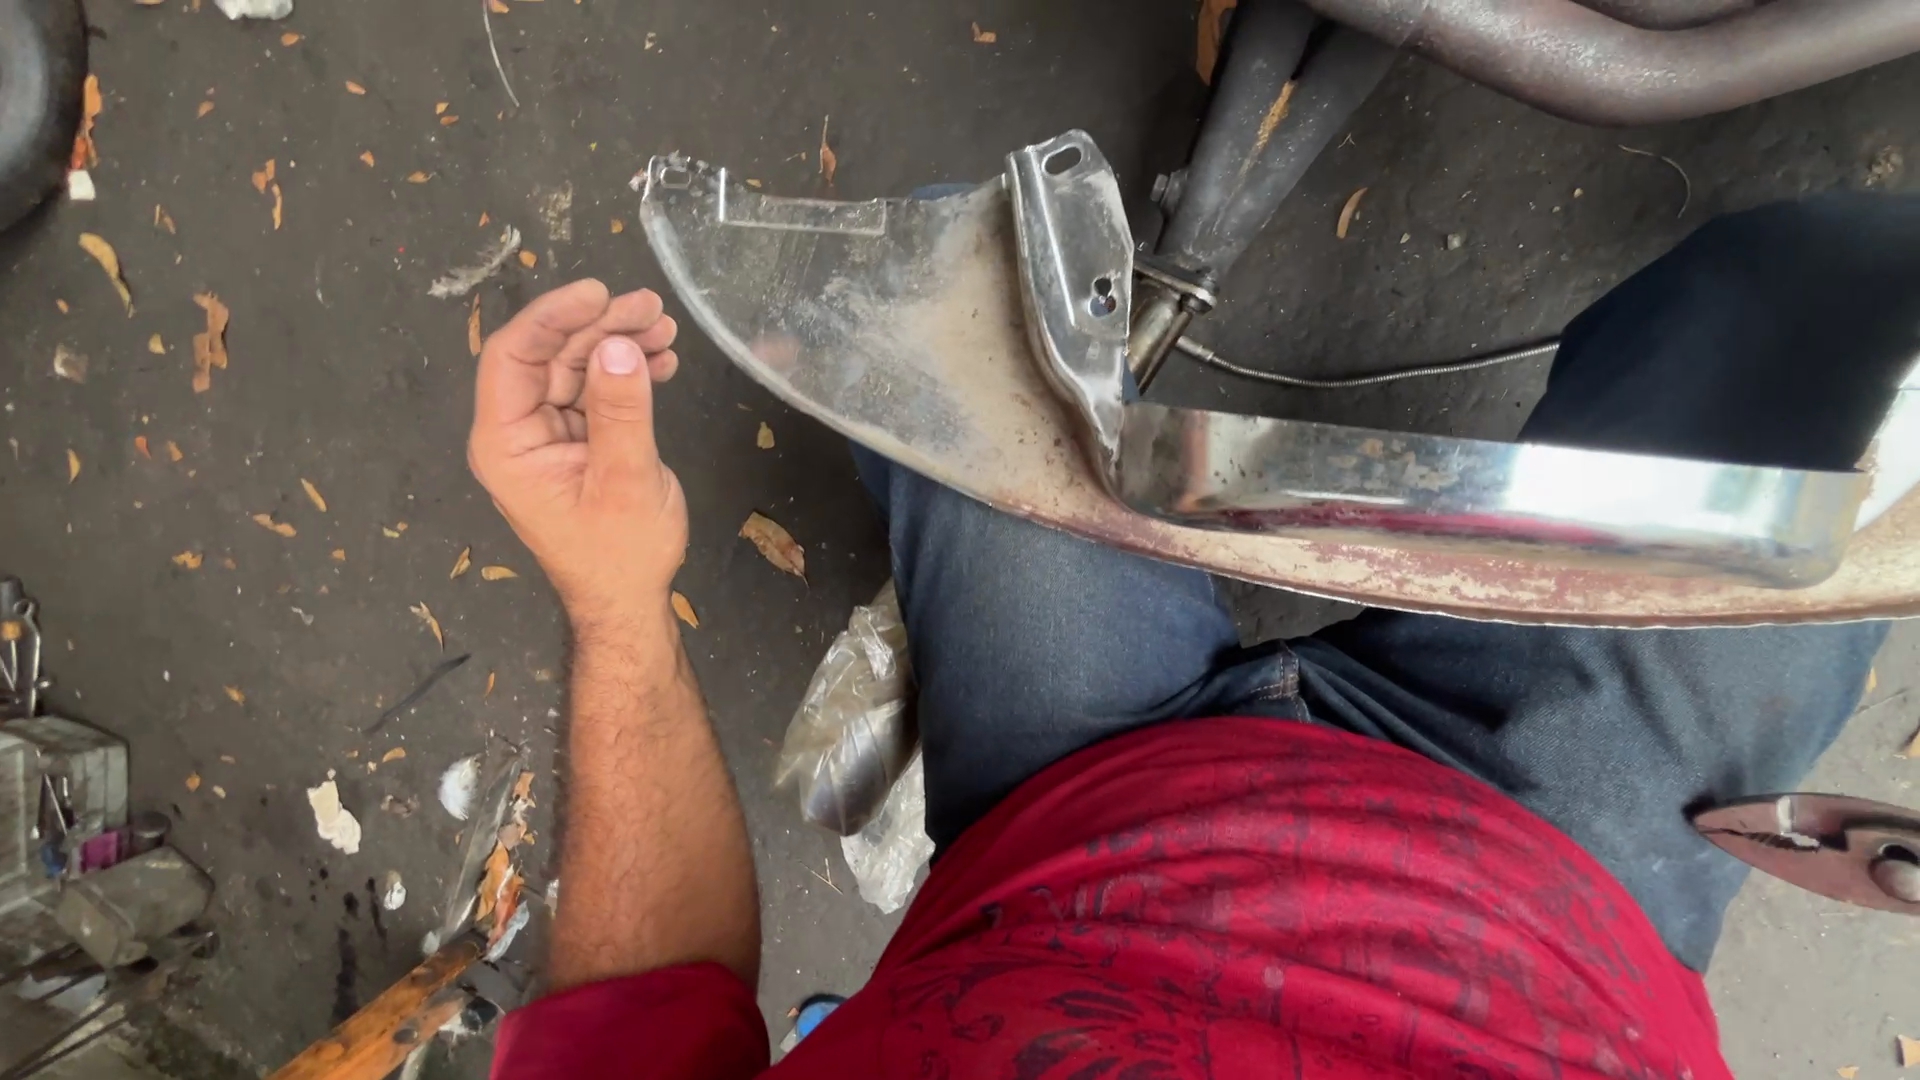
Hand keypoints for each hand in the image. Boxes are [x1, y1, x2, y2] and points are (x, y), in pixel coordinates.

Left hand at [469, 279, 684, 632]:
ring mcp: (552, 437)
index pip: (513, 358)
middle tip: (651, 308)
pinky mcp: (582, 443)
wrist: (630, 597)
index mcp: (508, 443)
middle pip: (552, 358)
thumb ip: (621, 413)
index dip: (551, 318)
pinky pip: (600, 395)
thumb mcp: (625, 481)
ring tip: (665, 329)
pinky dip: (630, 375)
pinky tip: (662, 362)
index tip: (599, 294)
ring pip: (579, 370)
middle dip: (600, 328)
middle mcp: (522, 433)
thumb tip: (620, 347)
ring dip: (620, 346)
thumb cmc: (621, 552)